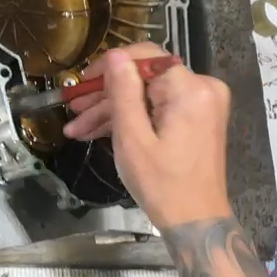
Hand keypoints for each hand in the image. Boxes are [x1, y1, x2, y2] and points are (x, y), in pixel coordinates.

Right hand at [60, 43, 232, 228]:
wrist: (195, 220)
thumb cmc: (162, 183)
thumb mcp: (132, 138)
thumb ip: (123, 92)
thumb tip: (114, 56)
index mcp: (190, 90)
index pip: (145, 57)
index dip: (110, 65)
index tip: (82, 82)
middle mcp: (202, 89)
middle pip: (145, 77)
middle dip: (106, 93)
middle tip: (73, 108)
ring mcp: (202, 104)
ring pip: (148, 94)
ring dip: (113, 109)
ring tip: (77, 128)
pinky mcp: (197, 118)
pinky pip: (158, 107)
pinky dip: (132, 118)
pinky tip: (99, 131)